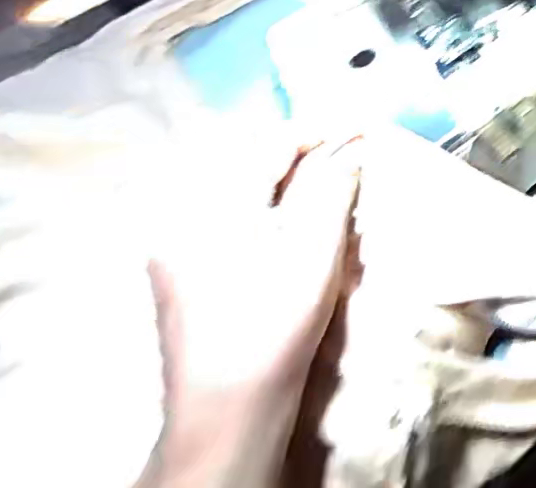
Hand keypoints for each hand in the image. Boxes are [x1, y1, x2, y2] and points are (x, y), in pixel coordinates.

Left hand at [142, 138, 360, 487]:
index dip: (317, 132)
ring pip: (242, 192)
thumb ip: (333, 190)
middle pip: (250, 167)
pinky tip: (295, 212)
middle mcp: (183, 224)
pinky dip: (270, 203)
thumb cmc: (276, 323)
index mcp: (210, 214)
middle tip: (349, 146)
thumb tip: (353, 150)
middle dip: (302, 152)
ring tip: (330, 173)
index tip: (358, 125)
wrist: (228, 408)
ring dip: (287, 177)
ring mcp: (178, 251)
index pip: (268, 150)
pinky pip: (232, 217)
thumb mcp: (316, 249)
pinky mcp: (185, 274)